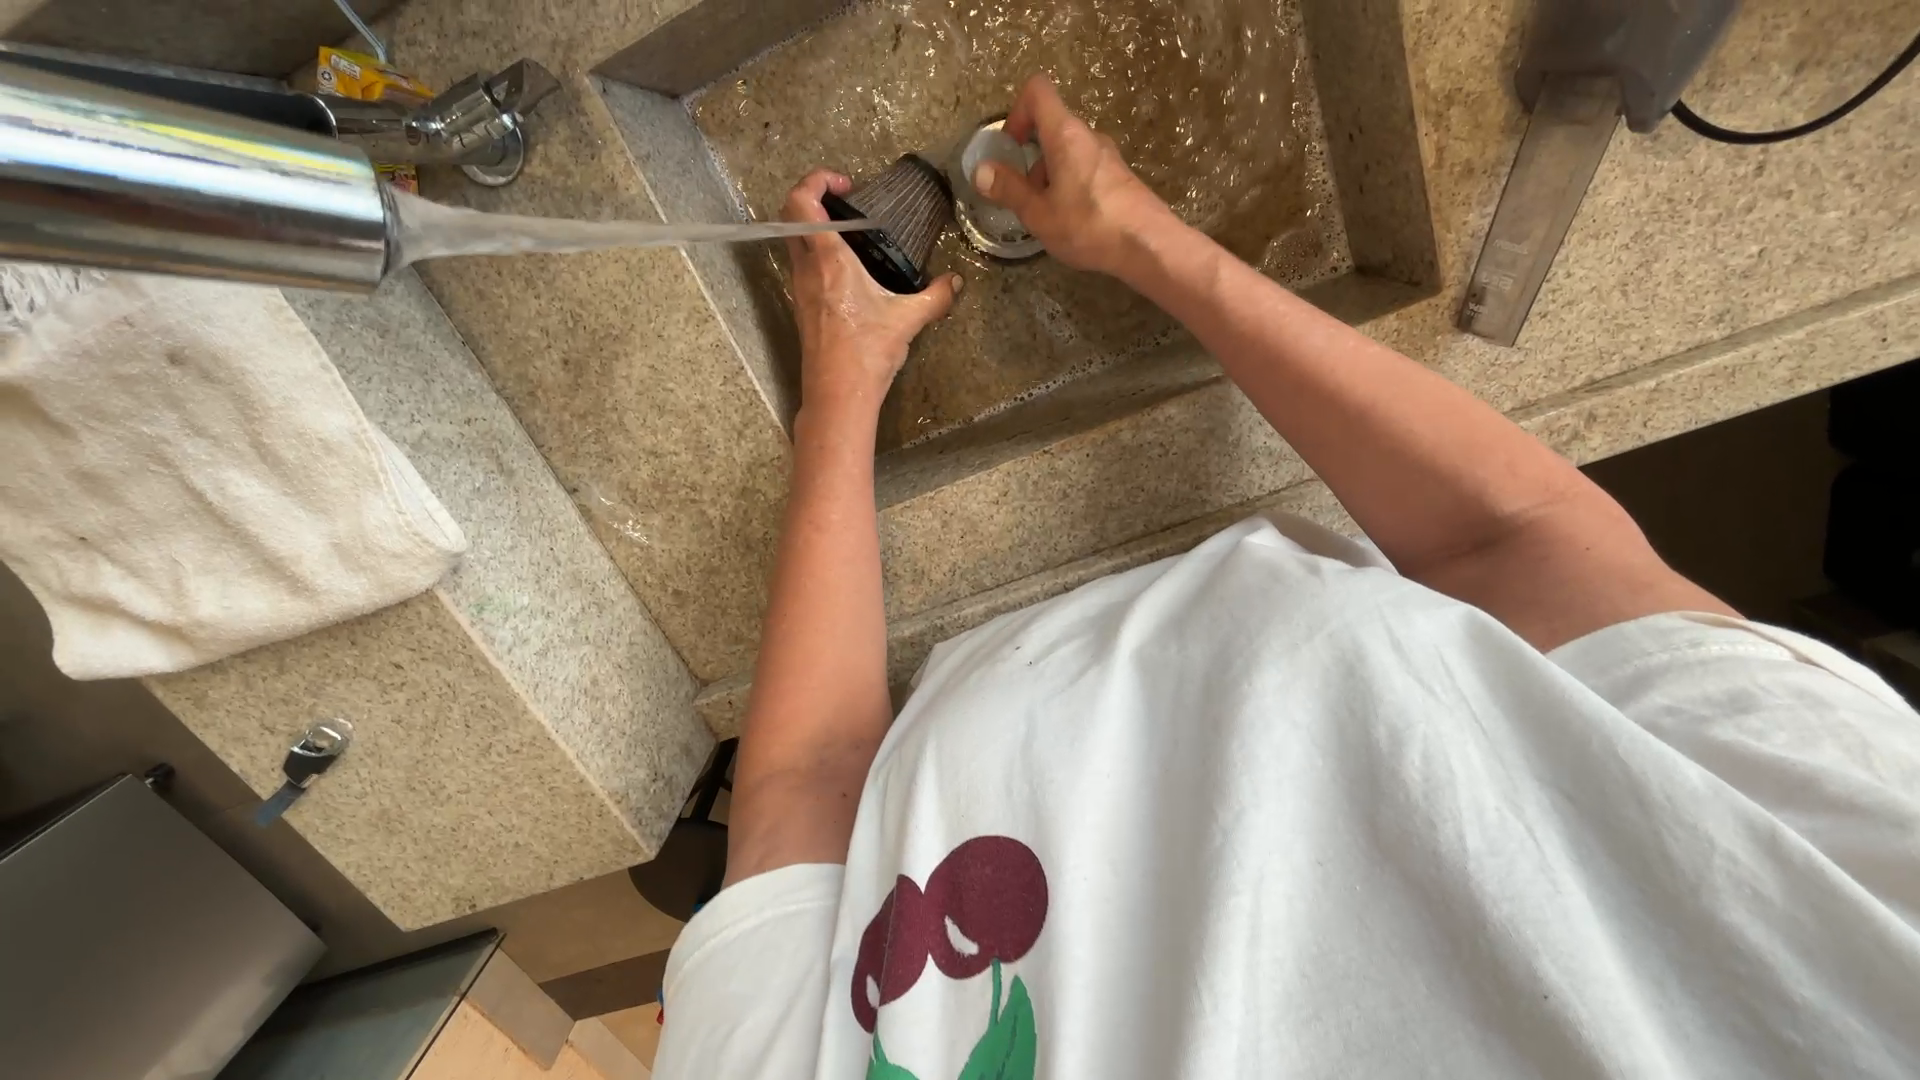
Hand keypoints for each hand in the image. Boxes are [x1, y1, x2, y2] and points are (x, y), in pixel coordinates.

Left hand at [783, 170, 960, 416]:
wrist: (838, 396)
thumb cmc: (866, 354)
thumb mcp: (908, 321)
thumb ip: (936, 297)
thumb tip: (956, 282)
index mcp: (829, 261)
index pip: (801, 202)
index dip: (816, 181)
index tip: (845, 186)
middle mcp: (807, 270)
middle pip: (791, 216)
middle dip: (814, 199)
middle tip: (846, 204)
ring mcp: (800, 290)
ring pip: (794, 243)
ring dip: (814, 228)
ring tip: (849, 234)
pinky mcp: (802, 309)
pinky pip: (802, 267)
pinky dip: (817, 255)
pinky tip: (847, 271)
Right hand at [973, 74, 1179, 276]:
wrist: (1147, 245)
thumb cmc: (1089, 226)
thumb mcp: (1039, 214)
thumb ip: (1009, 190)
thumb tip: (980, 171)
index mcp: (1065, 134)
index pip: (1037, 92)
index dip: (1016, 112)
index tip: (1010, 148)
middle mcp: (1088, 136)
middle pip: (1051, 128)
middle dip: (1031, 158)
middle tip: (1025, 196)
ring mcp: (1107, 156)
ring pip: (1068, 153)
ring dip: (1050, 177)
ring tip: (1048, 216)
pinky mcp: (1119, 176)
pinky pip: (1085, 170)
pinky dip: (1070, 187)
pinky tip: (1072, 222)